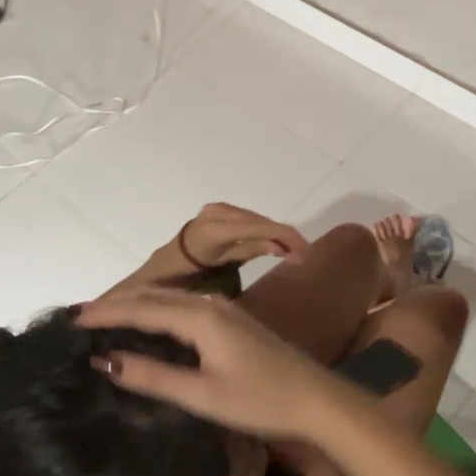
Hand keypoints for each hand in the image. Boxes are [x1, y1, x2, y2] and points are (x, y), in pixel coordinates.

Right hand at [77, 287, 360, 442]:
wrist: (319, 402)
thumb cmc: (261, 401)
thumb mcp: (202, 395)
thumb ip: (153, 375)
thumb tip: (104, 361)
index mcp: (200, 317)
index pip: (140, 308)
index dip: (105, 313)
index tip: (71, 320)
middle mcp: (210, 304)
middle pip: (152, 295)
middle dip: (115, 304)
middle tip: (80, 317)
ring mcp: (224, 310)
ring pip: (168, 298)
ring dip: (135, 304)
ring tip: (105, 317)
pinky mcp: (232, 321)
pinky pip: (182, 305)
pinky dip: (155, 310)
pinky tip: (147, 324)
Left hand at [178, 203, 310, 266]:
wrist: (171, 256)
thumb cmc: (193, 267)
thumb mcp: (223, 263)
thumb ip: (250, 250)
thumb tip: (280, 247)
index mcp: (216, 229)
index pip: (258, 228)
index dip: (285, 237)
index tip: (304, 251)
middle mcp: (218, 212)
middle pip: (260, 221)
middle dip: (284, 236)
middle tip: (303, 254)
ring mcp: (218, 207)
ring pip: (256, 218)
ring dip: (276, 232)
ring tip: (293, 250)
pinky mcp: (220, 207)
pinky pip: (248, 217)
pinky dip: (263, 227)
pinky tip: (275, 240)